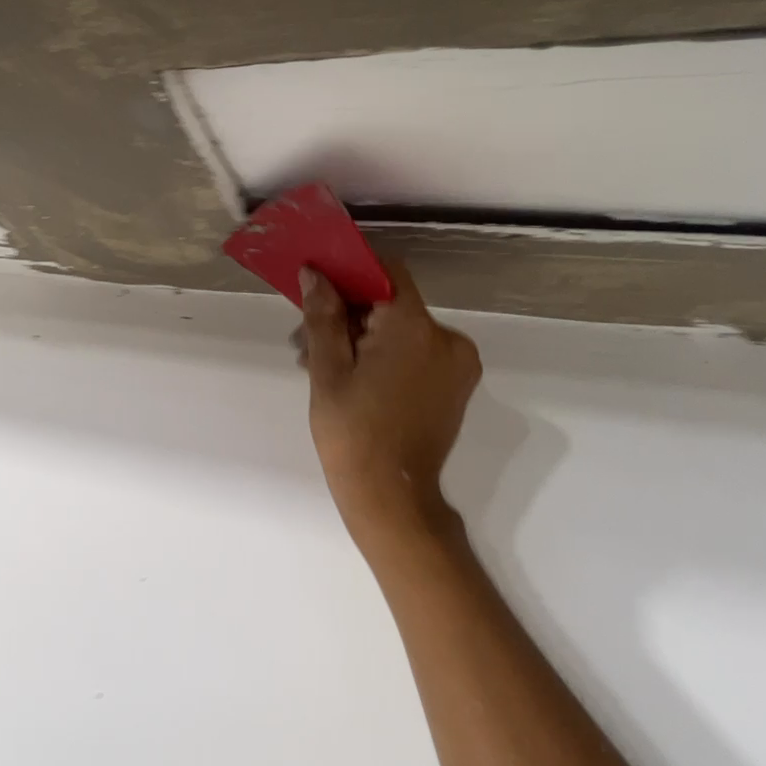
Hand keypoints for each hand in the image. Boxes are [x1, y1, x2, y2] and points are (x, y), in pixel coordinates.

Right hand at [297, 261, 481, 528]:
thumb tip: (315, 273)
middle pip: (394, 304)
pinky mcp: (456, 385)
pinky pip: (417, 353)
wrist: (391, 494)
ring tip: (325, 366)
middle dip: (350, 313)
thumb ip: (323, 316)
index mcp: (415, 329)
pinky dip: (386, 355)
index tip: (319, 284)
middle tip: (307, 339)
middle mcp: (447, 338)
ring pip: (403, 331)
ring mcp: (457, 364)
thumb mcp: (328, 371)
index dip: (352, 271)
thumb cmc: (351, 431)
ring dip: (365, 337)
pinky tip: (355, 378)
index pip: (388, 273)